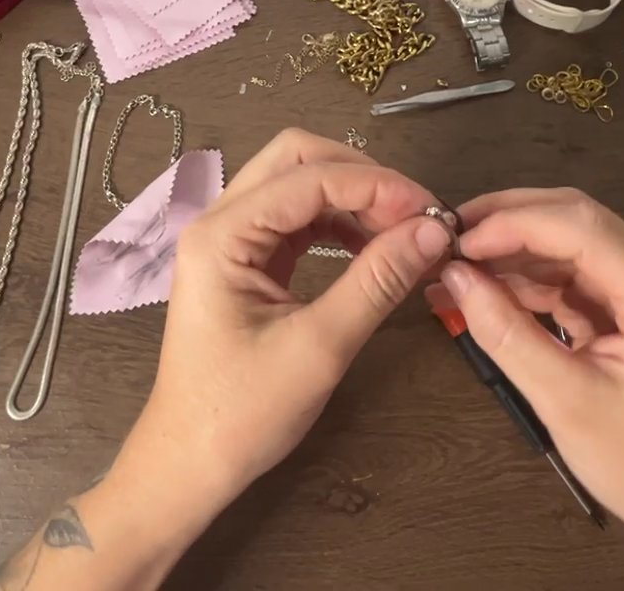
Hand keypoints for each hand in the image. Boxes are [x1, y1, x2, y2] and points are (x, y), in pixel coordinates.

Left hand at [114, 129, 453, 520]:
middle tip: (413, 211)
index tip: (430, 211)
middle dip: (361, 174)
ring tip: (402, 229)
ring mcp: (232, 237)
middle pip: (297, 158)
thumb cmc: (242, 414)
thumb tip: (434, 231)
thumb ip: (377, 282)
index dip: (376, 186)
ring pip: (299, 182)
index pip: (309, 178)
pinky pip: (298, 217)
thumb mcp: (319, 347)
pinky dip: (339, 222)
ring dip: (353, 196)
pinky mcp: (247, 257)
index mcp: (222, 234)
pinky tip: (371, 246)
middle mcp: (221, 221)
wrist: (190, 465)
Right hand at [431, 188, 623, 554]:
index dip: (519, 224)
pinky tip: (478, 285)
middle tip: (446, 236)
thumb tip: (454, 277)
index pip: (586, 231)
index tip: (459, 241)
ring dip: (507, 245)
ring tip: (451, 262)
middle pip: (575, 218)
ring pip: (563, 237)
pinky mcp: (616, 298)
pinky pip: (561, 268)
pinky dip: (517, 273)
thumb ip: (508, 336)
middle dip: (508, 220)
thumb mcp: (565, 404)